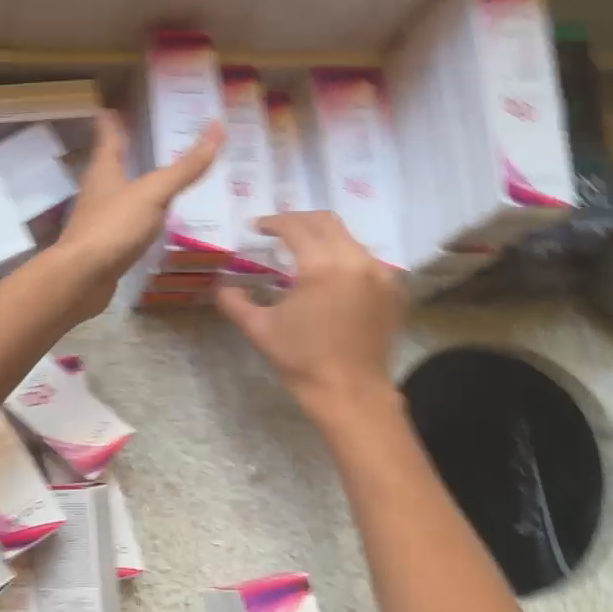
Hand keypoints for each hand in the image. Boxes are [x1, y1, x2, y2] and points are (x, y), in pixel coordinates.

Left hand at [51, 111, 223, 320]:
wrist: (81, 279)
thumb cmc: (113, 227)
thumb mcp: (153, 193)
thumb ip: (184, 167)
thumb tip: (217, 128)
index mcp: (104, 171)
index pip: (108, 137)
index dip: (111, 122)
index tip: (111, 108)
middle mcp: (97, 193)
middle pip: (111, 166)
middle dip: (126, 153)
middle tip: (145, 139)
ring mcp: (97, 222)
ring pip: (118, 197)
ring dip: (134, 188)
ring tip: (157, 180)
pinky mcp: (103, 248)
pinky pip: (124, 226)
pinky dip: (138, 220)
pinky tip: (152, 224)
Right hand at [213, 212, 402, 421]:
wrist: (349, 390)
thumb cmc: (300, 360)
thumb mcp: (259, 329)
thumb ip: (235, 301)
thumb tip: (220, 285)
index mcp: (322, 266)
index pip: (296, 227)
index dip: (273, 222)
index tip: (256, 228)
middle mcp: (356, 260)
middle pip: (326, 222)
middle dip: (299, 221)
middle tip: (277, 231)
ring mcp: (380, 273)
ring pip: (349, 239)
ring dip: (323, 239)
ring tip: (302, 254)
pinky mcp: (392, 288)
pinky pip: (366, 260)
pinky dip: (344, 260)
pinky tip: (329, 278)